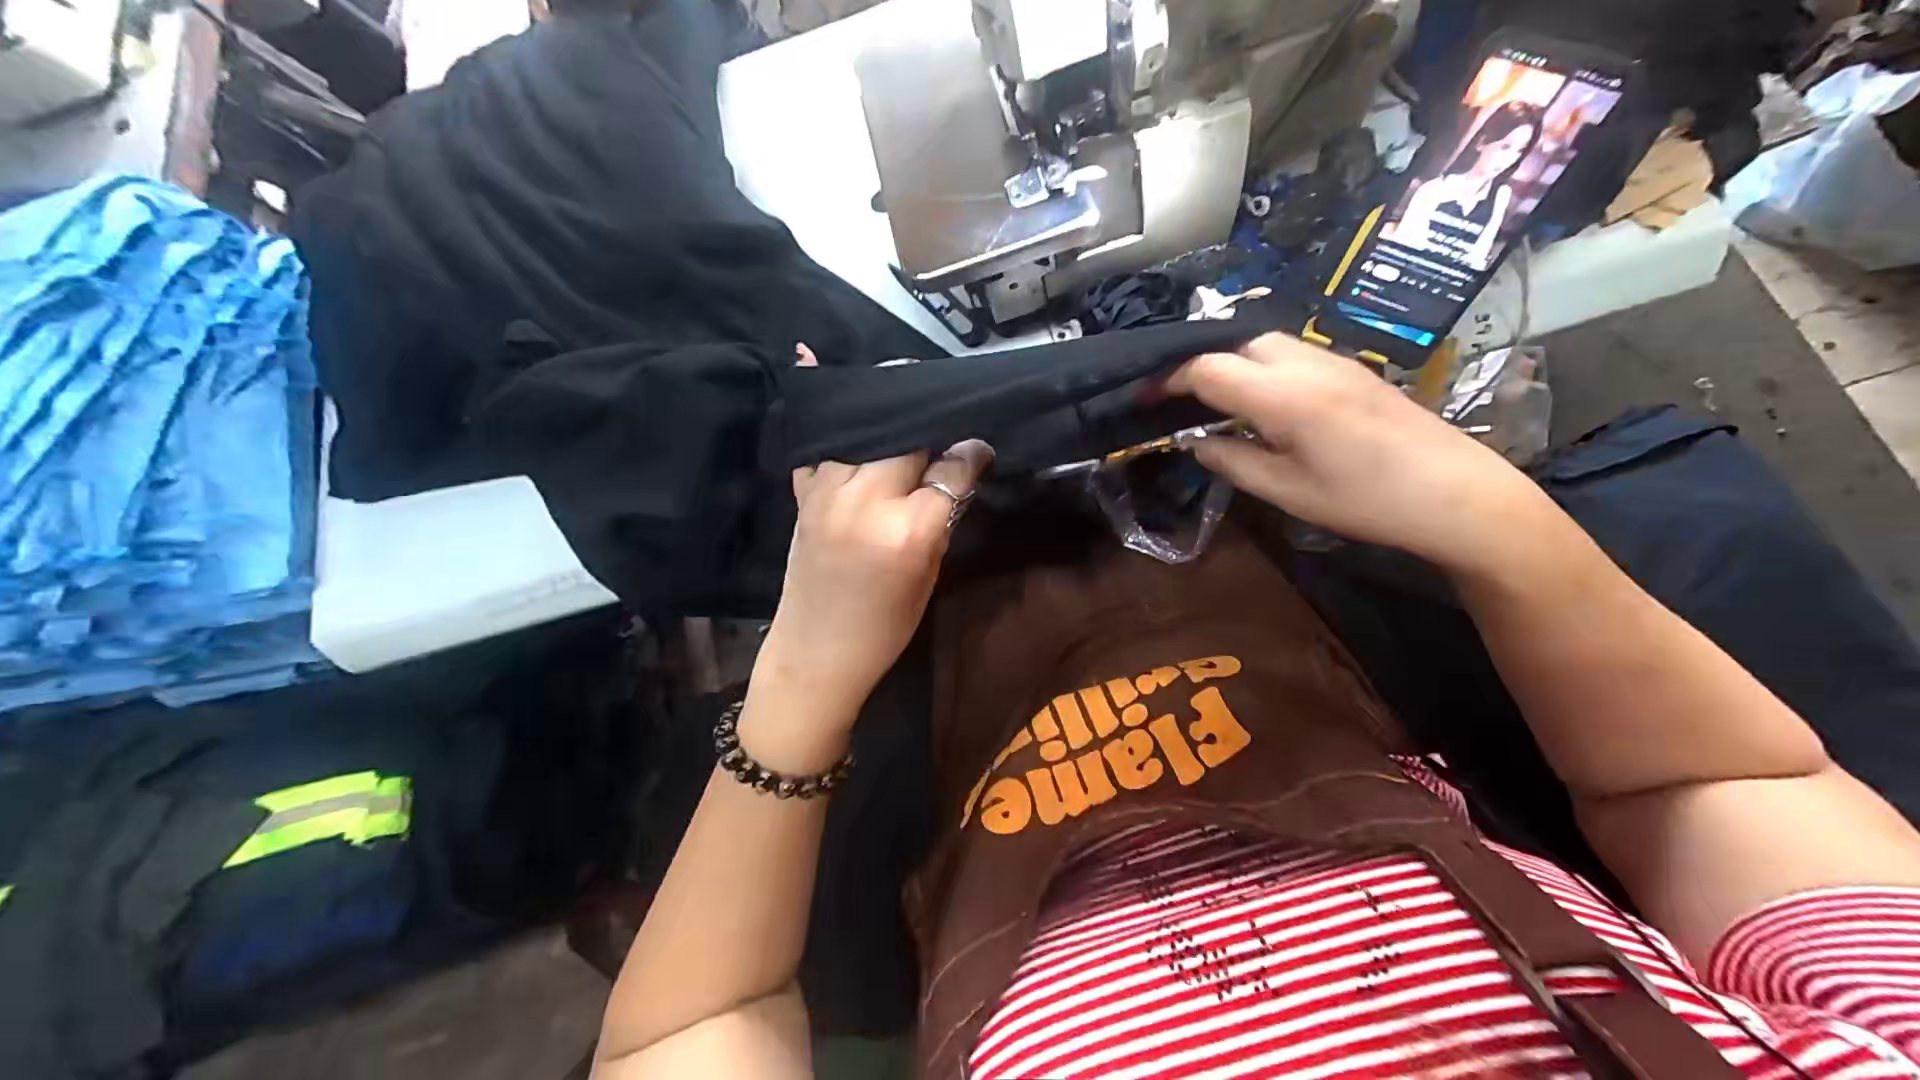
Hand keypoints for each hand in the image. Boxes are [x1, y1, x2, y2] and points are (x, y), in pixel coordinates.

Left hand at [756, 441, 993, 723]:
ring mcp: (828, 494)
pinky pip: (828, 454)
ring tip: (898, 458)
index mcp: (908, 530)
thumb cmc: (884, 626)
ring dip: (888, 445)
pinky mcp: (804, 497)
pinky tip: (857, 464)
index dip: (969, 457)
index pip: (950, 469)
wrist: (816, 651)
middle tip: (937, 457)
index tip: (977, 452)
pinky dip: (846, 454)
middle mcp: (866, 501)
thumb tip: (955, 476)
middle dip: (930, 445)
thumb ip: (940, 520)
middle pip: (909, 443)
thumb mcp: (928, 576)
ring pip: (869, 439)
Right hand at [1170, 333, 1559, 576]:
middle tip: (1177, 400)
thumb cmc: (1366, 502)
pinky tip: (1260, 401)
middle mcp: (1309, 365)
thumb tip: (1196, 441)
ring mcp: (1336, 362)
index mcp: (1286, 397)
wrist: (1460, 494)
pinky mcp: (1354, 370)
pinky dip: (1261, 367)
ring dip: (1232, 363)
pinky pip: (1293, 353)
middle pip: (1236, 343)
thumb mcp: (1286, 492)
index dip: (1168, 381)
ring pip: (1266, 343)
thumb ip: (1232, 460)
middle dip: (1200, 365)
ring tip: (1213, 399)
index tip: (1144, 400)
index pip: (1208, 368)